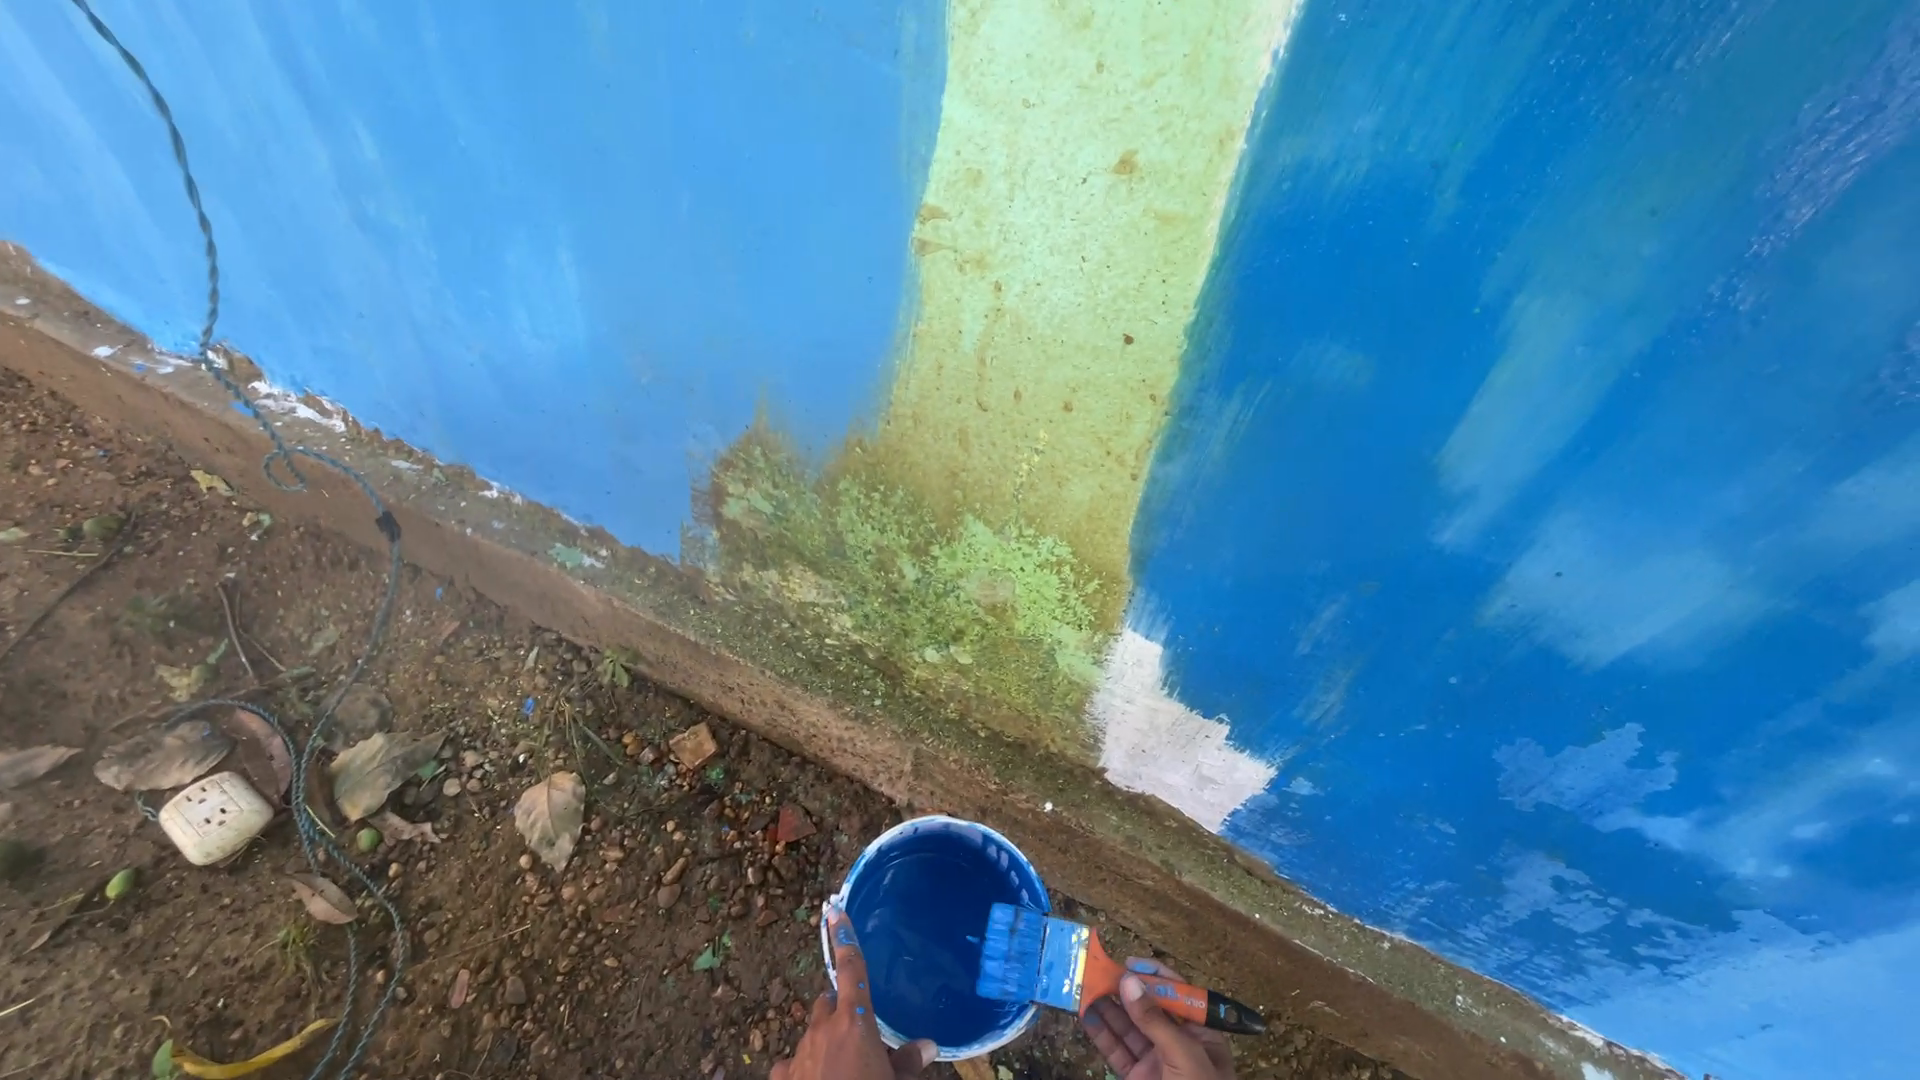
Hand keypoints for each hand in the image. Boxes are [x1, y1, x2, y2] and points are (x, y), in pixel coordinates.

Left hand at [770, 903, 936, 1079]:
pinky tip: (812, 1078)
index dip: (845, 939)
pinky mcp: (783, 1078)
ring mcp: (800, 1053)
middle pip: (829, 1002)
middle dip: (840, 1007)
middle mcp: (824, 1028)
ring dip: (824, 1038)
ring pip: (812, 1032)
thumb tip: (928, 1045)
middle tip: (857, 1027)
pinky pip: (791, 1063)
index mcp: (855, 1021)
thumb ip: (908, 1062)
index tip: (835, 911)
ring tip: (841, 1062)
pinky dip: (802, 1067)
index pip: (852, 969)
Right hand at [1081, 958, 1234, 1079]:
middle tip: (1098, 970)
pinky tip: (1086, 1016)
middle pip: (1149, 1008)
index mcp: (1202, 1037)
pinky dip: (1101, 1034)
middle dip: (1124, 989)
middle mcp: (1178, 1045)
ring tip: (1085, 986)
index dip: (1155, 976)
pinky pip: (1117, 1051)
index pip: (1179, 996)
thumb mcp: (1185, 1059)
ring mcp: (1156, 1064)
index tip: (1128, 962)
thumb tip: (1129, 982)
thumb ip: (1156, 1021)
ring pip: (1128, 1028)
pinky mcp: (1137, 1079)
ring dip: (1107, 1007)